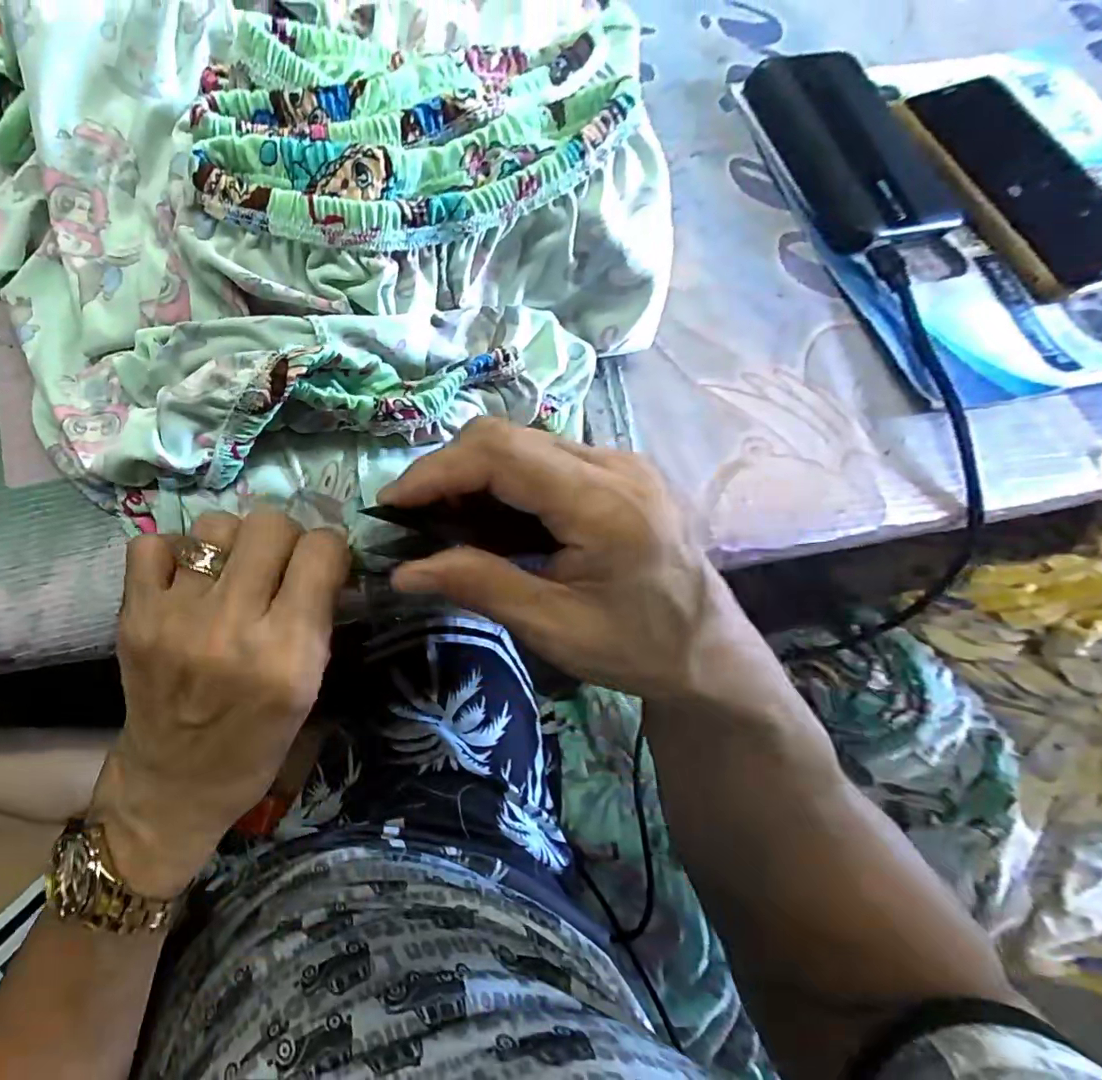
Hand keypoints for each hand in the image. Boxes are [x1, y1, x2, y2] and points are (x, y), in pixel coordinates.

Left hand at [93, 509, 349, 898]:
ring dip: (230, 543)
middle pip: (269, 525)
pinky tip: (182, 580)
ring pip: (215, 525)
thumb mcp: (306, 691)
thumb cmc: (252, 747)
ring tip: (226, 573)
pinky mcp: (135, 615)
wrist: (174, 781)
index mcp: (288, 656)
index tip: (319, 563)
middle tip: (274, 564)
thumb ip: (314, 620)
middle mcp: (232, 627)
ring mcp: (177, 617)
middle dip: (283, 538)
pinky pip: (152, 545)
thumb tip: (319, 555)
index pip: (320, 551)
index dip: (328, 549)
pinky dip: (171, 553)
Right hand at [379, 418, 784, 704]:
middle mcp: (612, 465)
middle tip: (409, 517)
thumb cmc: (637, 648)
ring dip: (465, 472)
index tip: (390, 505)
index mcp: (604, 504)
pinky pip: (535, 456)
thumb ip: (479, 586)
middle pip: (503, 436)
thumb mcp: (553, 627)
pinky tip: (479, 516)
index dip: (435, 471)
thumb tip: (402, 571)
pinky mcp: (611, 472)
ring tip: (437, 518)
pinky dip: (492, 479)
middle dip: (443, 470)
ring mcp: (615, 463)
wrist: (711, 653)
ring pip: (516, 440)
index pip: (500, 454)